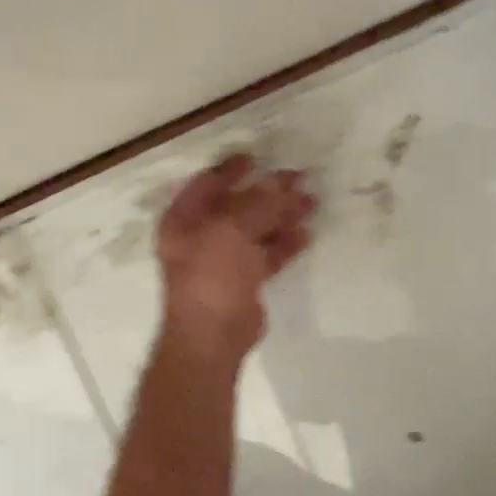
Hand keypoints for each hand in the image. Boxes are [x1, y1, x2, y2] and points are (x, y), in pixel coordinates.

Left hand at [155, 154, 315, 359]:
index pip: (207, 184)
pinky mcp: (243, 282)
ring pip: (255, 229)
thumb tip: (281, 181)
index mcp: (184, 220)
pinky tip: (306, 233)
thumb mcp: (231, 231)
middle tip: (299, 177)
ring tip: (311, 202)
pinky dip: (284, 243)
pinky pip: (266, 254)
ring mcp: (222, 260)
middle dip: (268, 191)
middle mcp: (200, 236)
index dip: (231, 168)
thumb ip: (257, 203)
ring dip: (281, 215)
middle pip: (237, 205)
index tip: (258, 156)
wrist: (212, 338)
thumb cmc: (211, 277)